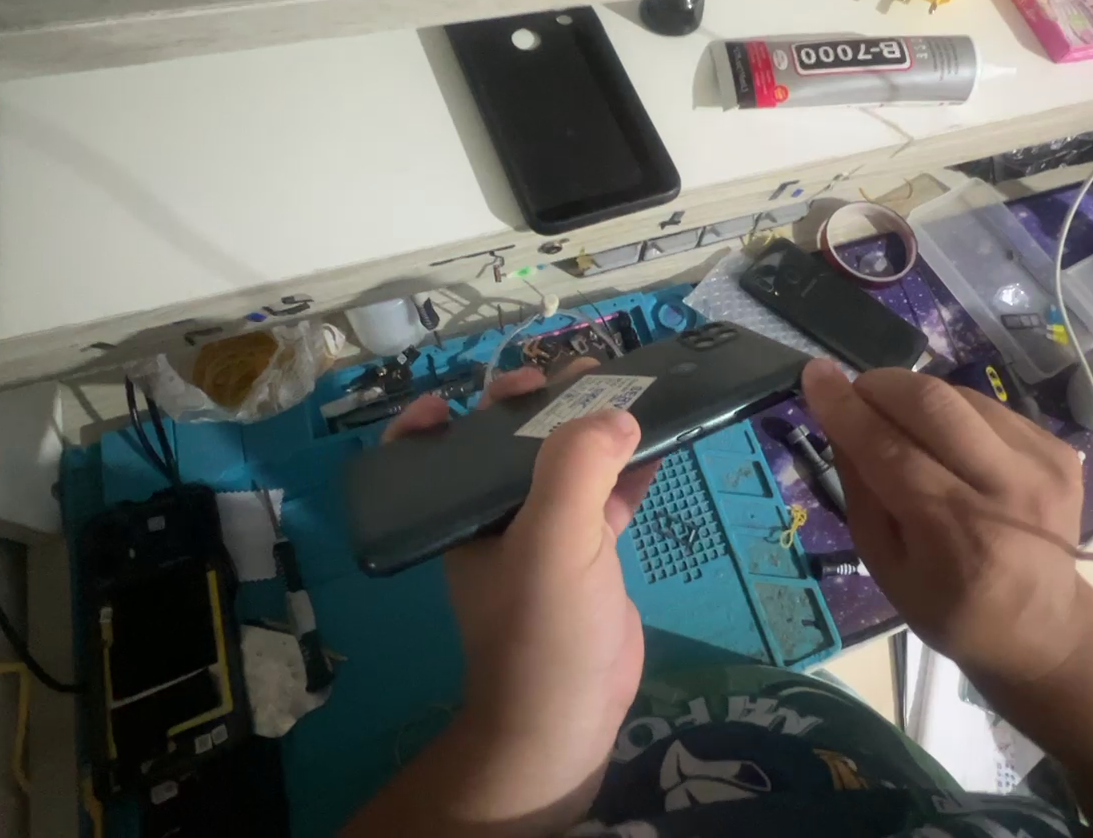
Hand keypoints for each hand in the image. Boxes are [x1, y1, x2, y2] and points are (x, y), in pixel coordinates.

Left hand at [369, 361, 653, 833]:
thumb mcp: (553, 540)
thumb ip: (579, 468)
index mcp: (467, 508)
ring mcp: (547, 532)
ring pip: (568, 465)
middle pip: (513, 442)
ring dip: (595, 430)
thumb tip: (617, 413)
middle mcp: (500, 514)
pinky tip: (660, 445)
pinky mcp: (590, 551)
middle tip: (585, 375)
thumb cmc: (543, 626)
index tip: (478, 392)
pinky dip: (631, 470)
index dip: (443, 414)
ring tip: (629, 392)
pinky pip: (608, 497)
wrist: (570, 718)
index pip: (432, 449)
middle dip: (544, 403)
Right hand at [800, 360, 1085, 684]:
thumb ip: (859, 488)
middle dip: (881, 385)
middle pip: (932, 402)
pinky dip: (952, 412)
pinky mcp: (1060, 449)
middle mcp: (1008, 490)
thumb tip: (838, 416)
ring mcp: (1042, 465)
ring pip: (959, 394)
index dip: (845, 407)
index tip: (815, 374)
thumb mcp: (883, 564)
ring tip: (902, 427)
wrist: (1044, 628)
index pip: (888, 448)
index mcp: (957, 533)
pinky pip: (988, 406)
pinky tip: (947, 442)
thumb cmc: (949, 605)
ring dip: (915, 398)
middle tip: (857, 394)